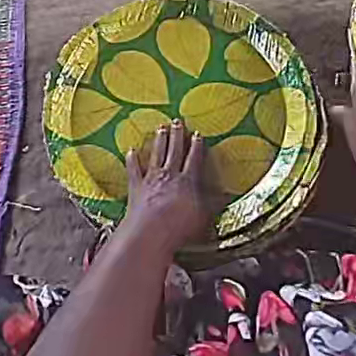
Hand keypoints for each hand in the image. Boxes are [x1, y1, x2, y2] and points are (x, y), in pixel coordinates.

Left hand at [123, 121, 218, 250]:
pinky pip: (133, 169)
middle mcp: (169, 175)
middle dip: (177, 135)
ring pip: (156, 155)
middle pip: (174, 151)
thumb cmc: (178, 228)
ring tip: (160, 128)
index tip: (197, 134)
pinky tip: (130, 150)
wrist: (149, 234)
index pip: (194, 159)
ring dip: (159, 141)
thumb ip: (212, 206)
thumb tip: (225, 198)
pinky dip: (132, 160)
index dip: (196, 146)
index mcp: (187, 181)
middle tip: (177, 122)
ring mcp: (151, 179)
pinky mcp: (136, 188)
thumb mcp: (203, 218)